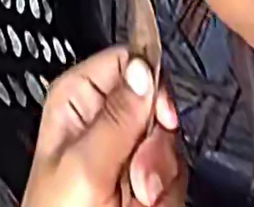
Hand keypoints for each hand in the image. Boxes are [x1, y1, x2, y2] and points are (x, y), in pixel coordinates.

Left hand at [22, 47, 185, 206]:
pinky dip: (165, 203)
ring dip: (160, 185)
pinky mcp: (143, 188)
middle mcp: (102, 120)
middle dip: (155, 150)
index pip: (127, 62)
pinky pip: (175, 184)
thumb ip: (118, 117)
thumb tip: (143, 66)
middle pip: (156, 108)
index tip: (160, 116)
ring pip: (169, 151)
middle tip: (137, 180)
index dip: (151, 85)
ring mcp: (124, 155)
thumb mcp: (84, 165)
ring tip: (133, 204)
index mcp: (78, 98)